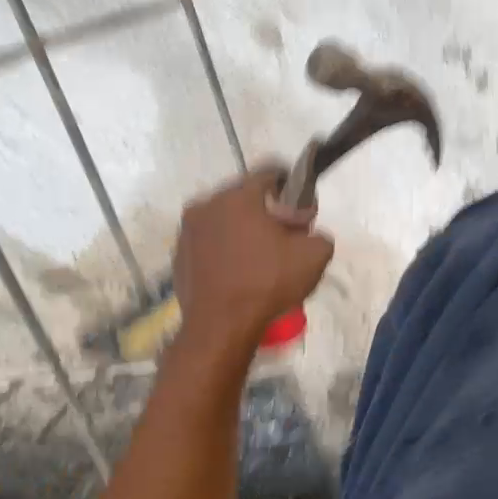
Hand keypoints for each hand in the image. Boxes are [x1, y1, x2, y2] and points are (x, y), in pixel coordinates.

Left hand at [173, 166, 333, 346]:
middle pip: (246, 196)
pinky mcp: (179, 254)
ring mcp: (187, 231)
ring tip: (263, 257)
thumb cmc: (269, 282)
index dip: (293, 185)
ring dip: (245, 230)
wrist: (221, 325)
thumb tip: (304, 232)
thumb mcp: (316, 254)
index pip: (270, 173)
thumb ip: (318, 232)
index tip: (303, 209)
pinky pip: (211, 241)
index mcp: (239, 198)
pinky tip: (242, 272)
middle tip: (287, 236)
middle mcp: (207, 205)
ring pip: (226, 219)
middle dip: (268, 210)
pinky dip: (227, 248)